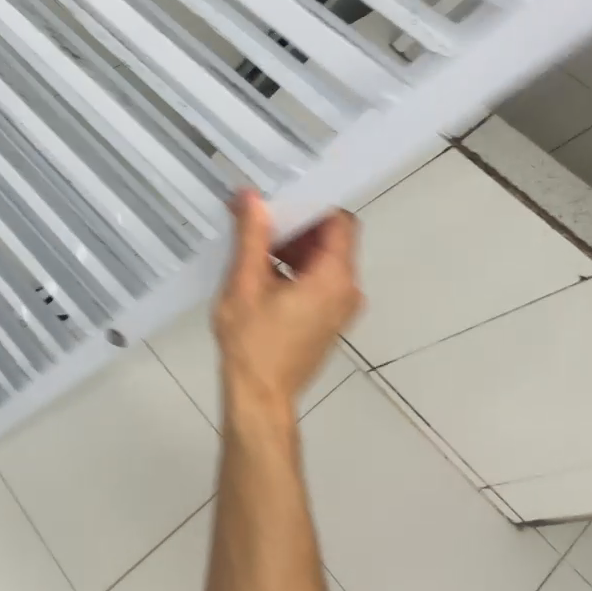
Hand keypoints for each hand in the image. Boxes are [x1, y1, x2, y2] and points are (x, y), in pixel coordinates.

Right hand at [213, 189, 362, 418]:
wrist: (259, 394)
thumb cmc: (252, 339)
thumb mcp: (245, 282)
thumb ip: (251, 236)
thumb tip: (251, 196)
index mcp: (334, 278)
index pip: (339, 222)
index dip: (310, 204)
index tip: (275, 196)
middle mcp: (346, 290)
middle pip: (330, 239)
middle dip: (293, 223)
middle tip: (253, 216)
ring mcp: (339, 307)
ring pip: (321, 259)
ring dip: (289, 246)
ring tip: (249, 242)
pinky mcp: (326, 319)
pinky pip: (316, 279)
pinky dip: (291, 267)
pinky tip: (256, 270)